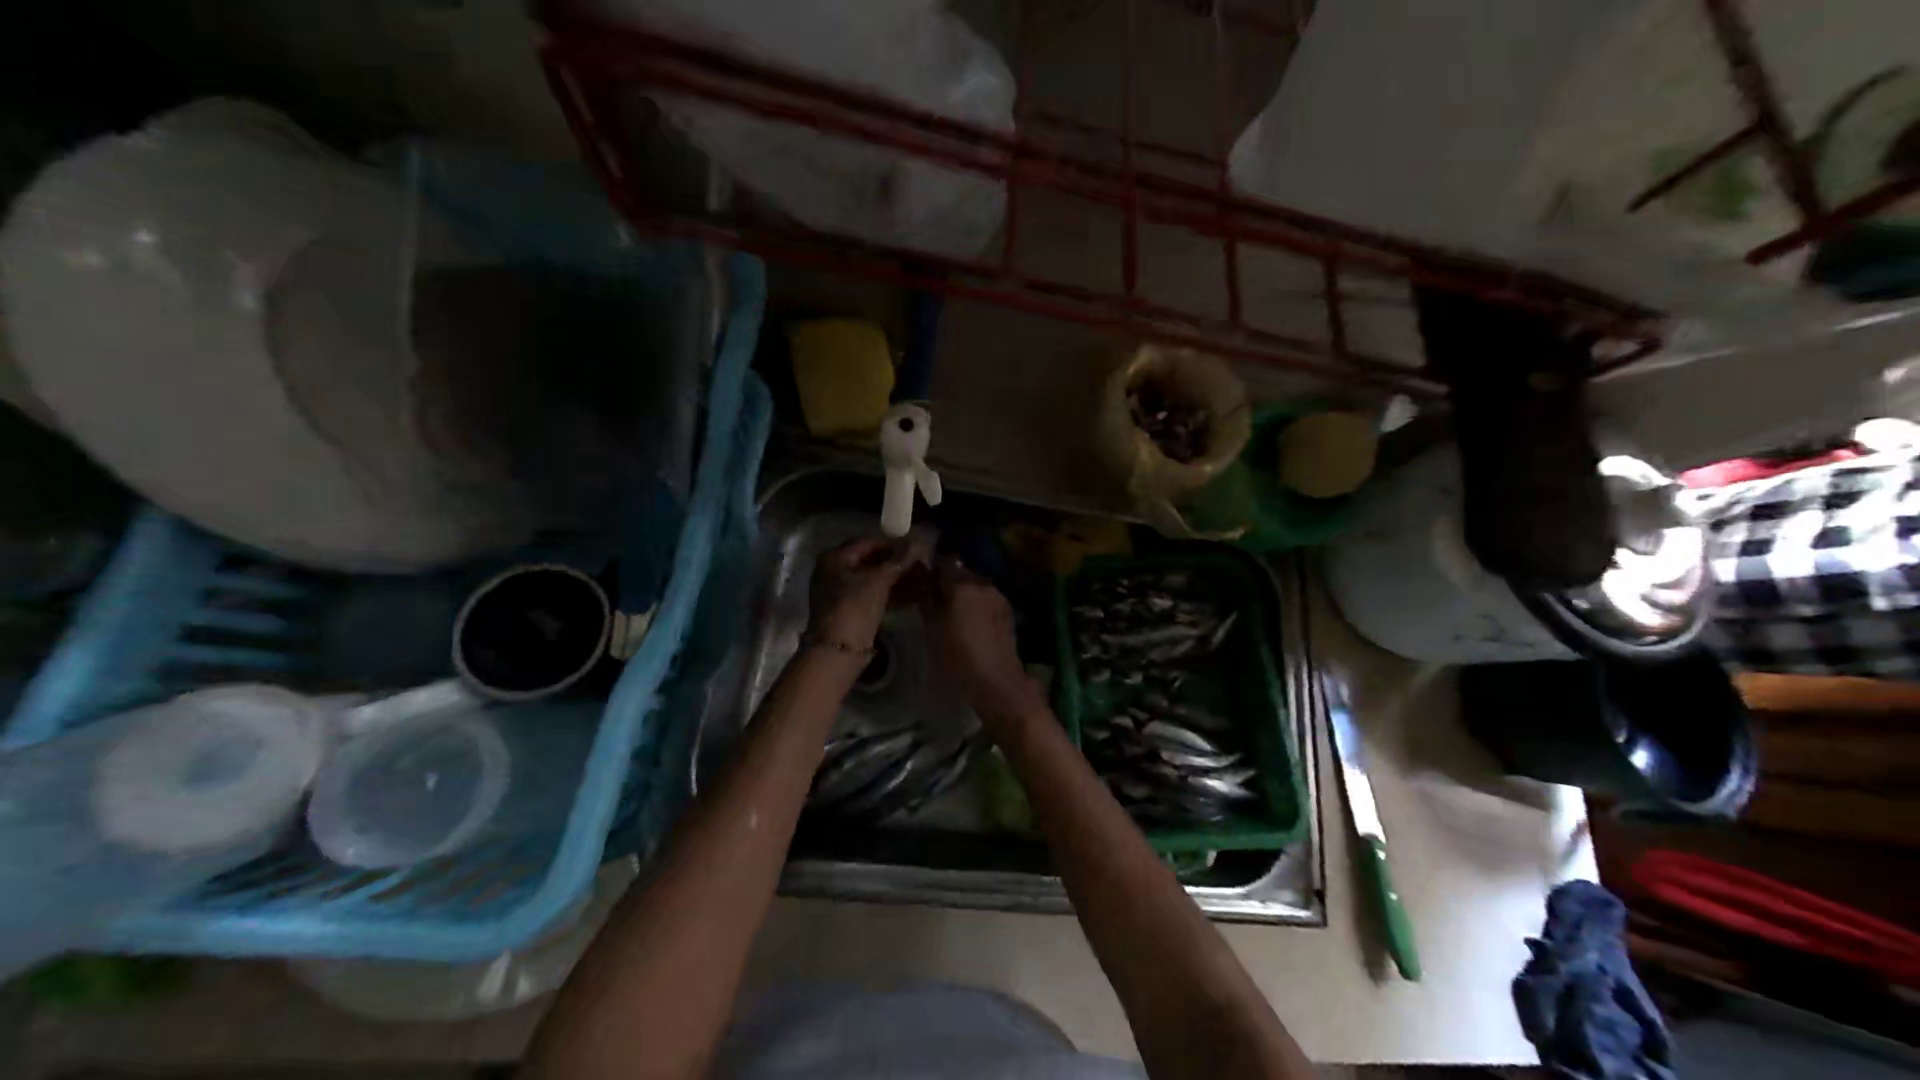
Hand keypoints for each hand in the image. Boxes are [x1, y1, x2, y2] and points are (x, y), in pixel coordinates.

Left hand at [808, 536, 927, 651]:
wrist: (838, 651)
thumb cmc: (855, 606)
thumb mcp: (879, 580)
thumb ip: (900, 560)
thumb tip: (920, 543)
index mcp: (835, 558)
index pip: (870, 543)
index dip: (895, 545)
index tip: (918, 550)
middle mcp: (834, 571)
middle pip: (872, 562)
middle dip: (899, 565)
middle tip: (923, 566)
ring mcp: (842, 592)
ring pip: (875, 580)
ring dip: (899, 580)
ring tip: (924, 581)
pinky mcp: (851, 611)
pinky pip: (874, 596)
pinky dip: (892, 594)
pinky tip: (915, 595)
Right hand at [923, 558, 1048, 729]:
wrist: (995, 680)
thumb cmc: (957, 655)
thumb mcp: (932, 628)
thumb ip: (926, 600)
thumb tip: (921, 583)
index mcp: (961, 583)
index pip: (942, 563)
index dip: (930, 571)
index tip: (921, 583)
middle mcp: (982, 582)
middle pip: (961, 572)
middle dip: (948, 581)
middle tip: (934, 598)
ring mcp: (998, 595)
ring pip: (975, 585)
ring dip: (963, 592)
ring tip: (952, 611)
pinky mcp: (1007, 610)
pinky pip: (986, 598)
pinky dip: (976, 603)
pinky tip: (970, 621)